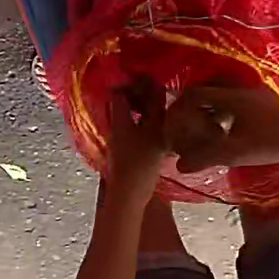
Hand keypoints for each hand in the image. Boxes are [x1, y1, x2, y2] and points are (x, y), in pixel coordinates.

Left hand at [106, 78, 169, 195]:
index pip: (118, 92)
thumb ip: (156, 110)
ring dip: (143, 114)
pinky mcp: (124, 154)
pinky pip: (133, 132)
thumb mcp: (154, 133)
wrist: (129, 195)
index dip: (132, 85)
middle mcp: (114, 128)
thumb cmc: (140, 163)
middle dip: (139, 98)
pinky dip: (144, 127)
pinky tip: (161, 132)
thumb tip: (158, 88)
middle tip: (160, 97)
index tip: (150, 83)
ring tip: (164, 113)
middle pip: (122, 105)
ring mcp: (118, 142)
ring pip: (129, 119)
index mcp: (118, 120)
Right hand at [165, 85, 278, 172]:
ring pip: (226, 98)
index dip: (181, 106)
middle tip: (186, 124)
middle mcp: (243, 90)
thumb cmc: (271, 143)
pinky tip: (230, 132)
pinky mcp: (268, 103)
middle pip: (210, 92)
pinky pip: (239, 103)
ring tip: (206, 130)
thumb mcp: (234, 153)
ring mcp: (258, 95)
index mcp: (232, 97)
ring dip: (212, 110)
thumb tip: (180, 165)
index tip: (174, 121)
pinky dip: (227, 114)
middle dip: (195, 107)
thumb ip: (205, 157)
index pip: (197, 93)